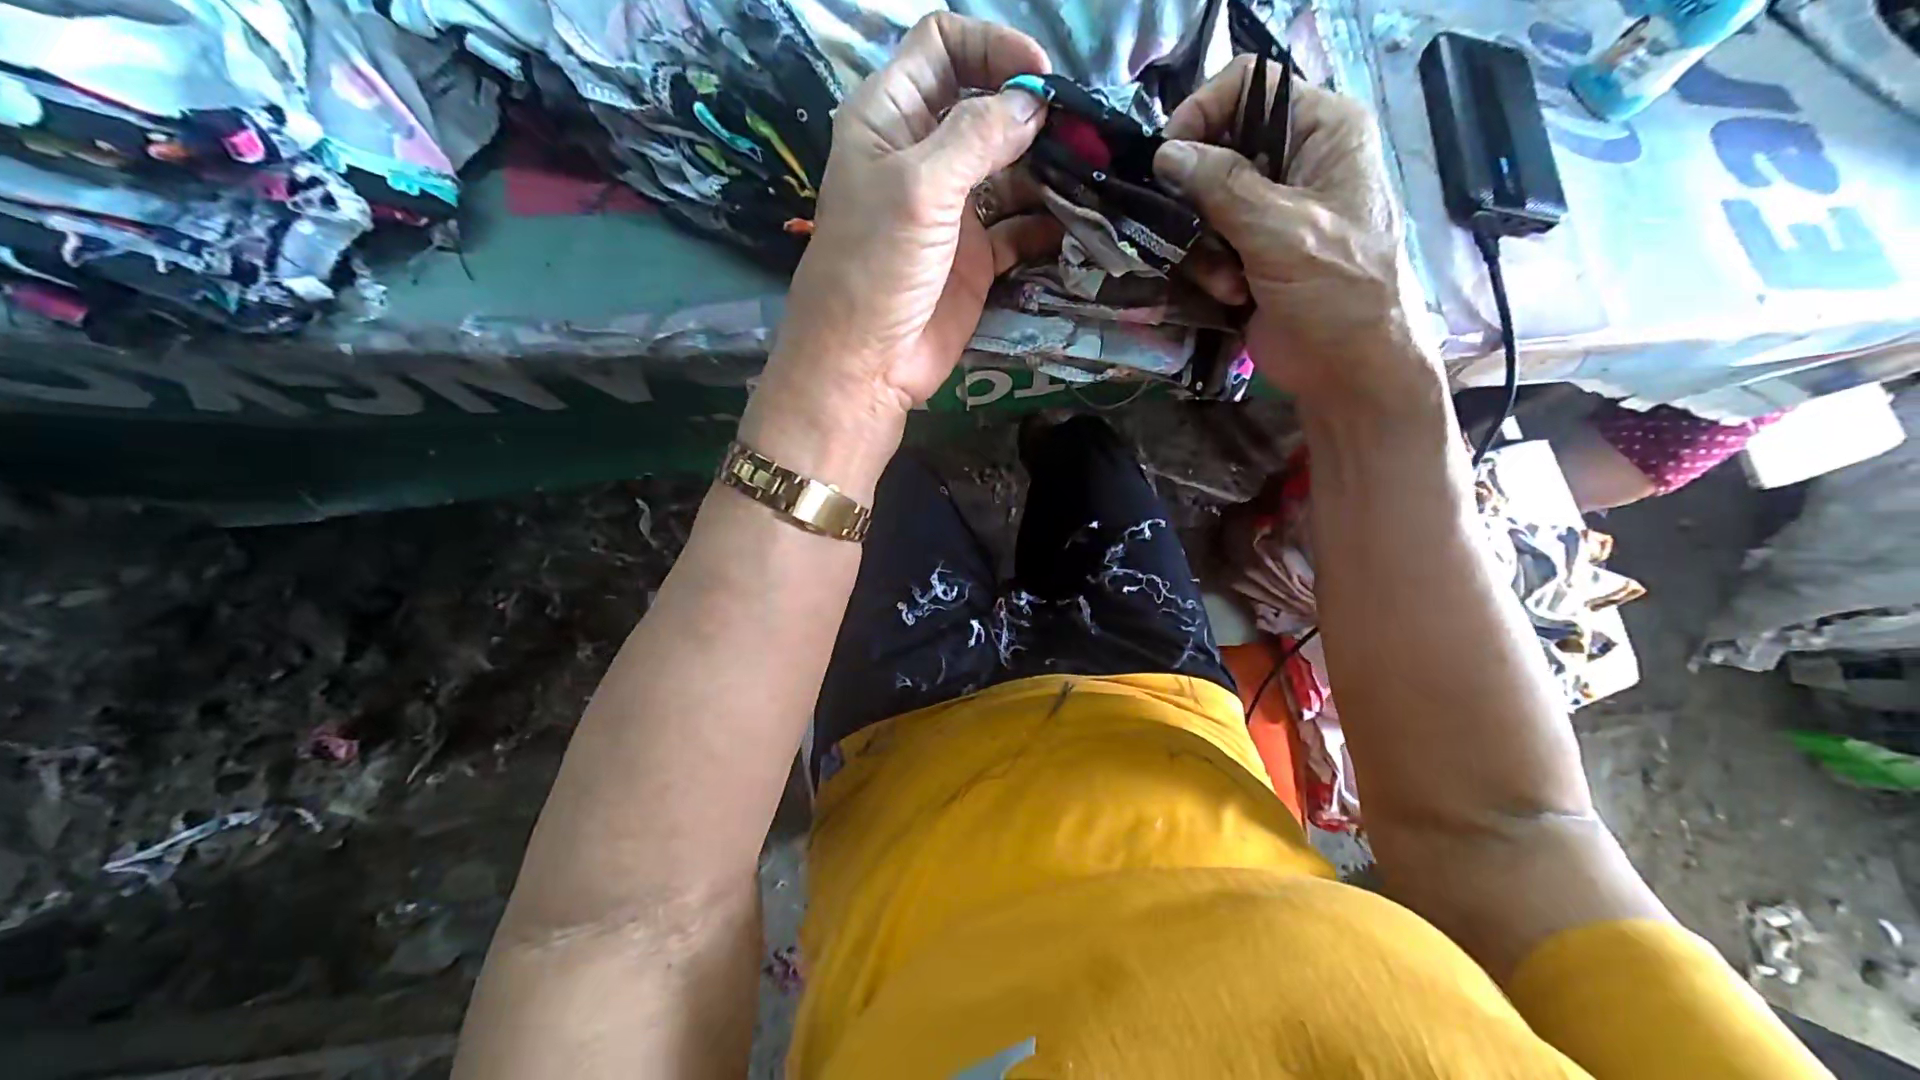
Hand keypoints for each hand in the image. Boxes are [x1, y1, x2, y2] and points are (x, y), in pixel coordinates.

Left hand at [741, 14, 1062, 497]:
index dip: (993, 48)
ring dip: (1050, 166)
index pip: (943, 47)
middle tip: (1083, 129)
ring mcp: (952, 209)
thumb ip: (976, 136)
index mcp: (890, 119)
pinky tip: (1081, 221)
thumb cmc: (874, 269)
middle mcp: (922, 156)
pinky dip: (1049, 223)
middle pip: (986, 106)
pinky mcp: (976, 257)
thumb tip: (1034, 103)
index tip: (1041, 77)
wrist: (865, 365)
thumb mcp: (919, 187)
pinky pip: (1021, 227)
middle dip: (1033, 110)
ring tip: (1094, 171)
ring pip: (1011, 168)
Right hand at [1154, 58, 1436, 408]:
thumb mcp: (1282, 232)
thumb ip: (1223, 187)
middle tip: (1193, 233)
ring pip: (1200, 202)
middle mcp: (1293, 161)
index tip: (1169, 160)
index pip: (1249, 86)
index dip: (1203, 113)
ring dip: (1202, 245)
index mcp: (1321, 132)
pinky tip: (1231, 294)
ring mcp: (1267, 210)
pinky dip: (1207, 269)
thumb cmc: (1339, 292)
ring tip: (1227, 279)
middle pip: (1215, 148)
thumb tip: (1165, 154)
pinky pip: (1202, 242)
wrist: (1350, 368)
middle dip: (1196, 197)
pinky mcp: (1247, 251)